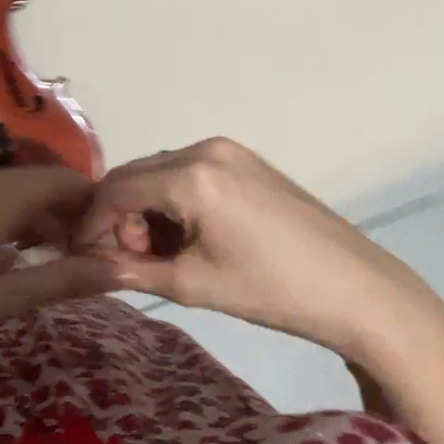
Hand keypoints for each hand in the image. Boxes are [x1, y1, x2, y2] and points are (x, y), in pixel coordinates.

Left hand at [0, 167, 116, 406]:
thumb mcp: (2, 299)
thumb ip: (62, 280)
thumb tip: (121, 269)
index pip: (63, 179)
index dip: (97, 202)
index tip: (121, 237)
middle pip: (38, 184)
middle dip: (72, 214)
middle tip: (98, 257)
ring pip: (12, 196)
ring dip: (42, 222)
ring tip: (67, 263)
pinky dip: (13, 226)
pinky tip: (22, 260)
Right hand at [74, 138, 443, 367]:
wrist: (361, 293)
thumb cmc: (272, 291)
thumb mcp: (191, 284)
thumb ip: (128, 269)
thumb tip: (82, 266)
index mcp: (191, 175)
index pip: (114, 190)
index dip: (90, 224)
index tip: (83, 257)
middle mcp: (206, 150)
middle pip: (134, 176)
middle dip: (118, 217)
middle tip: (124, 260)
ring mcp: (230, 152)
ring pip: (159, 174)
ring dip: (144, 209)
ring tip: (156, 253)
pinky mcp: (248, 162)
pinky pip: (188, 173)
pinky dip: (172, 202)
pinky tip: (185, 236)